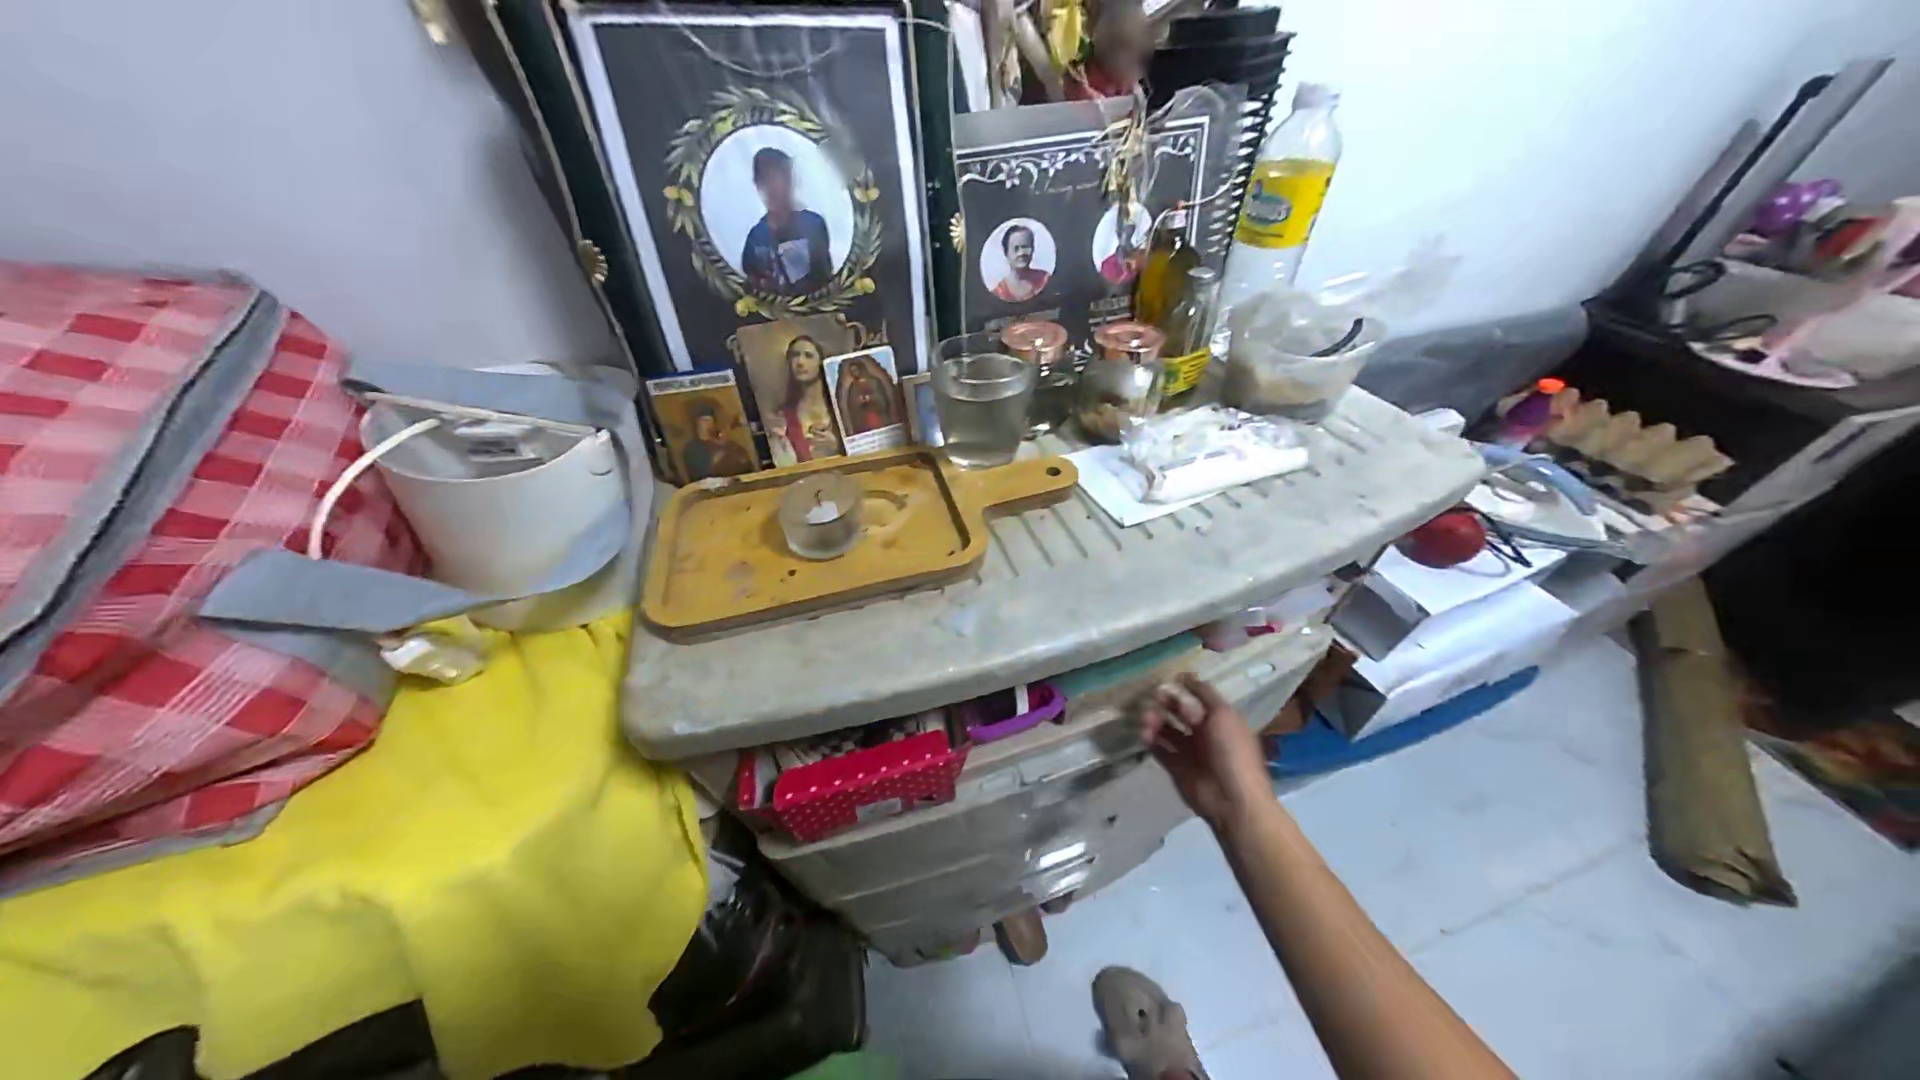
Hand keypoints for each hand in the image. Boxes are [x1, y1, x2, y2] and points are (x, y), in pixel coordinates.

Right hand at [1138, 673, 1274, 833]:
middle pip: (1178, 712)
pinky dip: (1149, 740)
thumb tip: (1184, 676)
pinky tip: (1144, 734)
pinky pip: (1158, 748)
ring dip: (1154, 720)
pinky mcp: (1175, 766)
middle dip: (1164, 703)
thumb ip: (1203, 694)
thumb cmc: (1232, 751)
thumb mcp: (1223, 715)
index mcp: (1219, 718)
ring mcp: (1189, 750)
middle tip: (1151, 699)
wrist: (1232, 799)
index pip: (1196, 697)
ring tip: (1146, 720)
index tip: (1164, 681)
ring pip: (1166, 729)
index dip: (1180, 688)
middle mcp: (1204, 732)